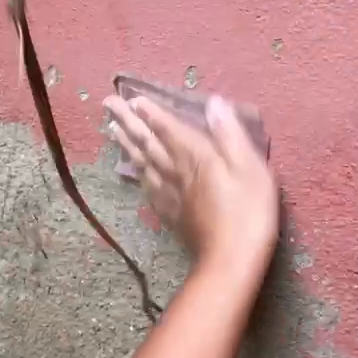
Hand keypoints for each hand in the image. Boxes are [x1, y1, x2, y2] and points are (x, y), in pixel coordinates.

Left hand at [104, 93, 278, 271]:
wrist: (231, 260)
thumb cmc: (248, 211)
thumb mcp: (250, 167)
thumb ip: (230, 134)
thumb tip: (214, 103)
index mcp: (196, 156)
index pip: (169, 128)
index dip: (152, 112)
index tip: (132, 97)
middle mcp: (177, 171)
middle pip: (148, 143)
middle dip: (129, 122)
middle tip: (107, 104)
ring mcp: (171, 195)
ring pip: (143, 163)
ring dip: (127, 145)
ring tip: (111, 129)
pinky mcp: (171, 215)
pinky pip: (148, 188)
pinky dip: (137, 175)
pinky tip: (132, 171)